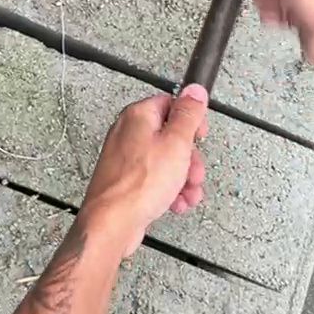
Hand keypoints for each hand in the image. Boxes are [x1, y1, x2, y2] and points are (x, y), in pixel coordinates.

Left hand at [80, 85, 210, 253]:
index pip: (171, 104)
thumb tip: (195, 91)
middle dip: (189, 158)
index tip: (200, 136)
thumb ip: (188, 115)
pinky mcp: (125, 180)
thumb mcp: (176, 144)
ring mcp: (125, 158)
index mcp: (138, 116)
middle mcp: (127, 133)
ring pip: (165, 161)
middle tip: (194, 172)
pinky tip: (175, 203)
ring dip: (183, 178)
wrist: (113, 222)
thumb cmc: (138, 185)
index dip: (190, 121)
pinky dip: (168, 190)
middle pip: (170, 136)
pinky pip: (153, 179)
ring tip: (188, 193)